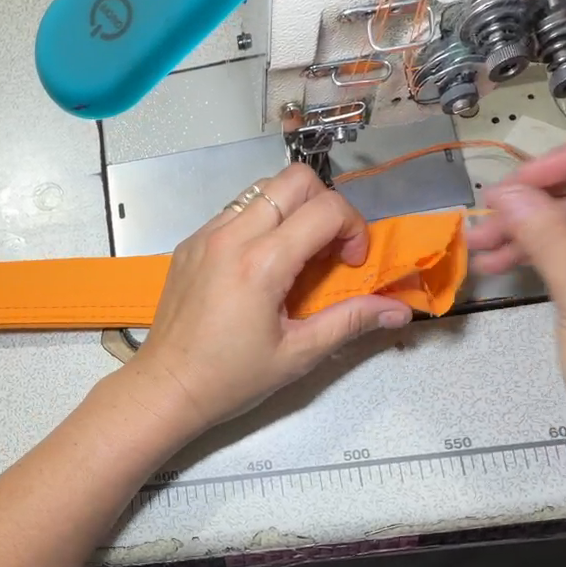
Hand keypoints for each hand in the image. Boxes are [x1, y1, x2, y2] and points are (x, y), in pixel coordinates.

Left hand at [120, 163, 412, 435]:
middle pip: (294, 179)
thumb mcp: (297, 355)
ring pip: (261, 190)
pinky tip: (260, 265)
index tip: (351, 264)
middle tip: (328, 248)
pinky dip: (259, 223)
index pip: (325, 208)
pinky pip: (234, 211)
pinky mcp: (189, 244)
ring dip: (290, 211)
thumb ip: (350, 322)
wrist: (166, 387)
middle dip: (325, 204)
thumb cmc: (230, 379)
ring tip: (295, 256)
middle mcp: (230, 236)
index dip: (353, 229)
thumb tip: (399, 311)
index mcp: (260, 263)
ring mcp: (204, 236)